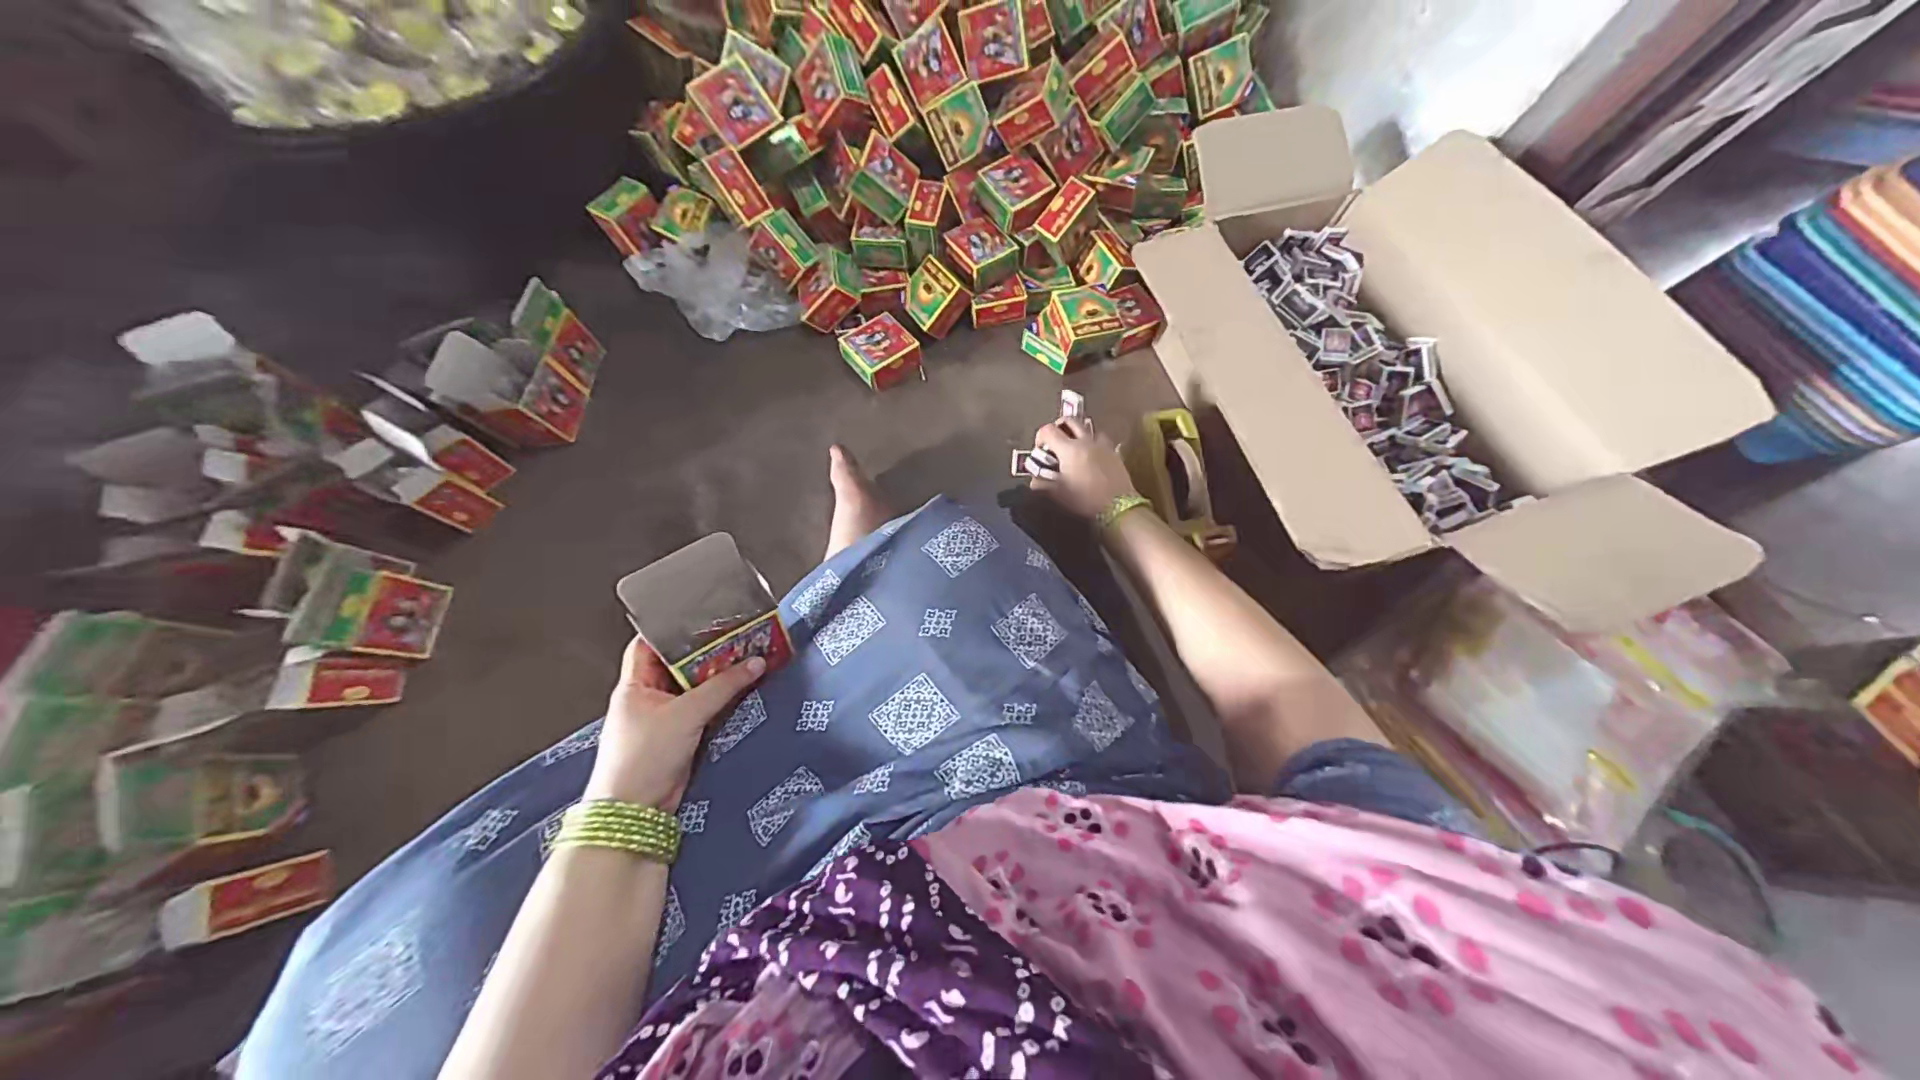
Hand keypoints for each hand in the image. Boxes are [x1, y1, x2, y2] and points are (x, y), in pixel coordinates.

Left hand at [582, 639, 765, 809]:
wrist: (636, 812)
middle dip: (706, 652)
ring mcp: (663, 718)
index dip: (671, 627)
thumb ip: (723, 686)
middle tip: (737, 636)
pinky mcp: (678, 737)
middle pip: (677, 665)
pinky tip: (741, 690)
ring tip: (746, 658)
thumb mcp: (687, 714)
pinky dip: (719, 700)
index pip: (649, 644)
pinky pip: (701, 709)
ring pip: (692, 688)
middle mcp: (647, 697)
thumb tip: (756, 662)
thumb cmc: (646, 756)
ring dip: (716, 678)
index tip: (701, 615)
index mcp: (634, 684)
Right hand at [1031, 417, 1138, 519]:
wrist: (1118, 507)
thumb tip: (1034, 480)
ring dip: (1078, 433)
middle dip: (1059, 427)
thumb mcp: (1057, 494)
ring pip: (1088, 428)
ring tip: (1074, 447)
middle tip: (1055, 441)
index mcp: (1068, 449)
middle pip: (1069, 420)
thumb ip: (1042, 484)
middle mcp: (1085, 441)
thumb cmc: (1084, 500)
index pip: (1048, 430)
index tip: (1041, 450)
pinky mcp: (1114, 453)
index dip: (1040, 437)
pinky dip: (1092, 442)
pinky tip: (1091, 455)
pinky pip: (1101, 439)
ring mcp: (1102, 445)